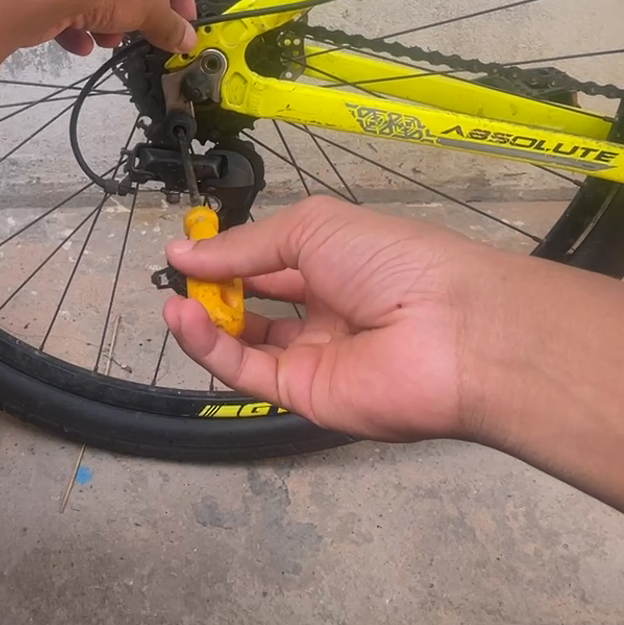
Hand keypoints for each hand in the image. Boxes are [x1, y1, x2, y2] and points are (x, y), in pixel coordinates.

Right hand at [161, 197, 500, 441]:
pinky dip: (211, 349)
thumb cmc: (388, 260)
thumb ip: (246, 245)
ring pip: (245, 341)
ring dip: (205, 322)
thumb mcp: (313, 229)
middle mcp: (323, 310)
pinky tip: (186, 321)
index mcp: (334, 265)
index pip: (269, 262)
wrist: (448, 329)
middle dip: (214, 291)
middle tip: (178, 278)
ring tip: (174, 301)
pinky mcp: (303, 395)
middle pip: (255, 304)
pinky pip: (249, 372)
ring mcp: (313, 356)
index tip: (186, 250)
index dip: (229, 256)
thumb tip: (184, 250)